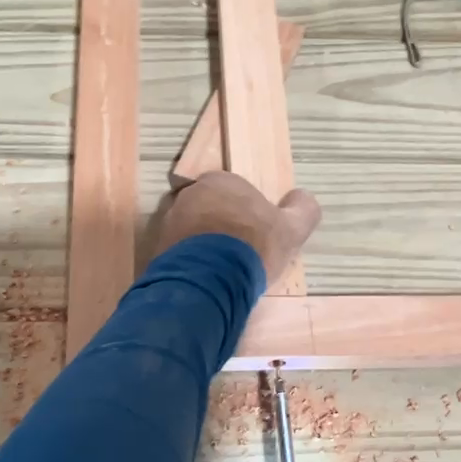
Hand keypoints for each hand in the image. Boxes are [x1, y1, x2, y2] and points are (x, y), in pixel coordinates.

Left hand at [156, 171, 320, 282]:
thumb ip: (302, 210)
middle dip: (219, 225)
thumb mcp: (291, 229)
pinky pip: (178, 252)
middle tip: (236, 250)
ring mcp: (169, 222)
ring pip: (190, 230)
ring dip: (202, 244)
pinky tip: (204, 278)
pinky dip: (189, 262)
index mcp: (219, 181)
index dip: (242, 208)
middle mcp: (189, 195)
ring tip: (219, 268)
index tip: (252, 230)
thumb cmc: (254, 245)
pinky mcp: (158, 249)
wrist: (210, 279)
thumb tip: (301, 198)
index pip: (230, 189)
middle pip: (207, 207)